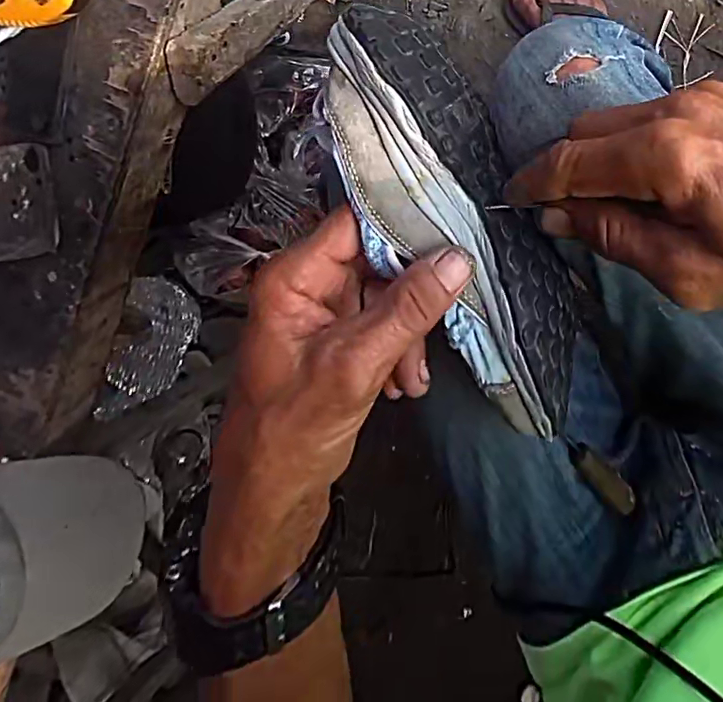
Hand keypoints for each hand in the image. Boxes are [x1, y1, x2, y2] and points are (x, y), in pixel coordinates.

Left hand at [201, 206, 470, 615]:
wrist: (270, 499)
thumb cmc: (285, 438)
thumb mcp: (354, 367)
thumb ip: (407, 310)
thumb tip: (452, 263)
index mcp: (292, 279)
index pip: (353, 223)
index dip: (400, 224)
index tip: (445, 234)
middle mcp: (307, 288)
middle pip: (377, 259)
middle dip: (411, 295)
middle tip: (435, 318)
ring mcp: (324, 314)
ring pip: (387, 294)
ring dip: (409, 331)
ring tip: (409, 371)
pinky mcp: (340, 338)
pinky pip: (384, 322)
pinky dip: (401, 348)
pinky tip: (401, 380)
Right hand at [503, 80, 722, 320]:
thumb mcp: (690, 274)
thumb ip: (614, 237)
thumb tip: (560, 218)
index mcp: (666, 155)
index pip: (571, 162)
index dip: (534, 183)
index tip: (515, 199)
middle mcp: (680, 108)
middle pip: (588, 128)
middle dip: (567, 168)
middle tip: (568, 212)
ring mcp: (709, 94)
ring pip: (623, 116)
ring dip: (605, 155)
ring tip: (622, 200)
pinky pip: (663, 113)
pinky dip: (644, 142)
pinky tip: (667, 178)